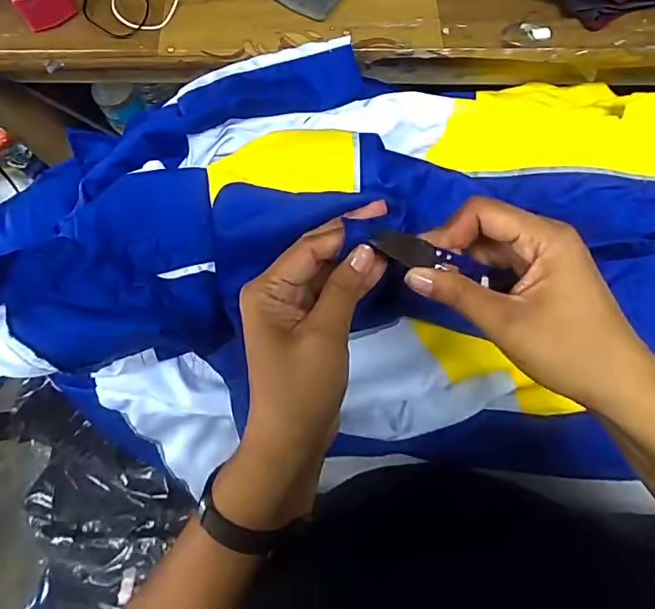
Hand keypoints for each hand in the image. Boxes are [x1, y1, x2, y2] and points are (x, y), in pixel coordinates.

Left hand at [215, 201, 386, 528]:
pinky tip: (376, 267)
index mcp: (266, 287)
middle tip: (387, 218)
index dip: (344, 227)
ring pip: (324, 270)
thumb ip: (344, 288)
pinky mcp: (304, 321)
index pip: (308, 246)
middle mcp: (273, 289)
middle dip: (349, 237)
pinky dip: (350, 279)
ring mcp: (288, 305)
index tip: (378, 210)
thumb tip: (367, 248)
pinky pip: (328, 290)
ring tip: (388, 238)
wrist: (291, 443)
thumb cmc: (302, 388)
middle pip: (314, 253)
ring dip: (353, 257)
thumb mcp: (325, 335)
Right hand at [406, 196, 654, 412]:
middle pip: (486, 224)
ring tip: (441, 284)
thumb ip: (456, 292)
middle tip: (425, 273)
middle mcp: (546, 236)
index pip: (482, 211)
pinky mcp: (545, 274)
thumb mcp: (505, 322)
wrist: (624, 391)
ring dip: (465, 261)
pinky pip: (503, 262)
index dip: (449, 230)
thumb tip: (410, 273)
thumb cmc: (569, 352)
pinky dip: (481, 274)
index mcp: (545, 236)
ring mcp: (547, 255)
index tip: (425, 260)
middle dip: (453, 245)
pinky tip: (467, 292)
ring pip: (492, 244)